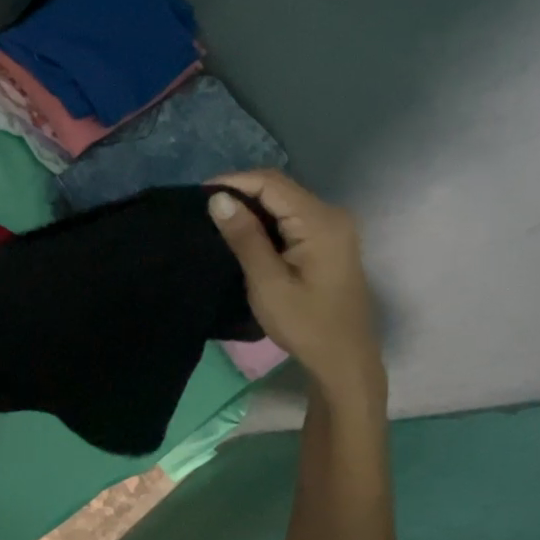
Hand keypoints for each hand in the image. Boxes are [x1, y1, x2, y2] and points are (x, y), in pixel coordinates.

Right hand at [208, 170, 385, 403]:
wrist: (344, 358)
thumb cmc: (305, 324)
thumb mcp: (268, 282)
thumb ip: (244, 237)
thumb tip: (218, 199)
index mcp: (320, 222)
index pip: (271, 184)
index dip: (233, 182)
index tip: (196, 195)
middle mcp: (331, 214)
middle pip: (280, 188)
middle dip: (240, 191)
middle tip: (201, 208)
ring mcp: (333, 227)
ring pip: (284, 201)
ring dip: (251, 205)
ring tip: (215, 219)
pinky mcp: (328, 240)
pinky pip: (292, 217)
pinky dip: (264, 219)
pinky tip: (242, 232)